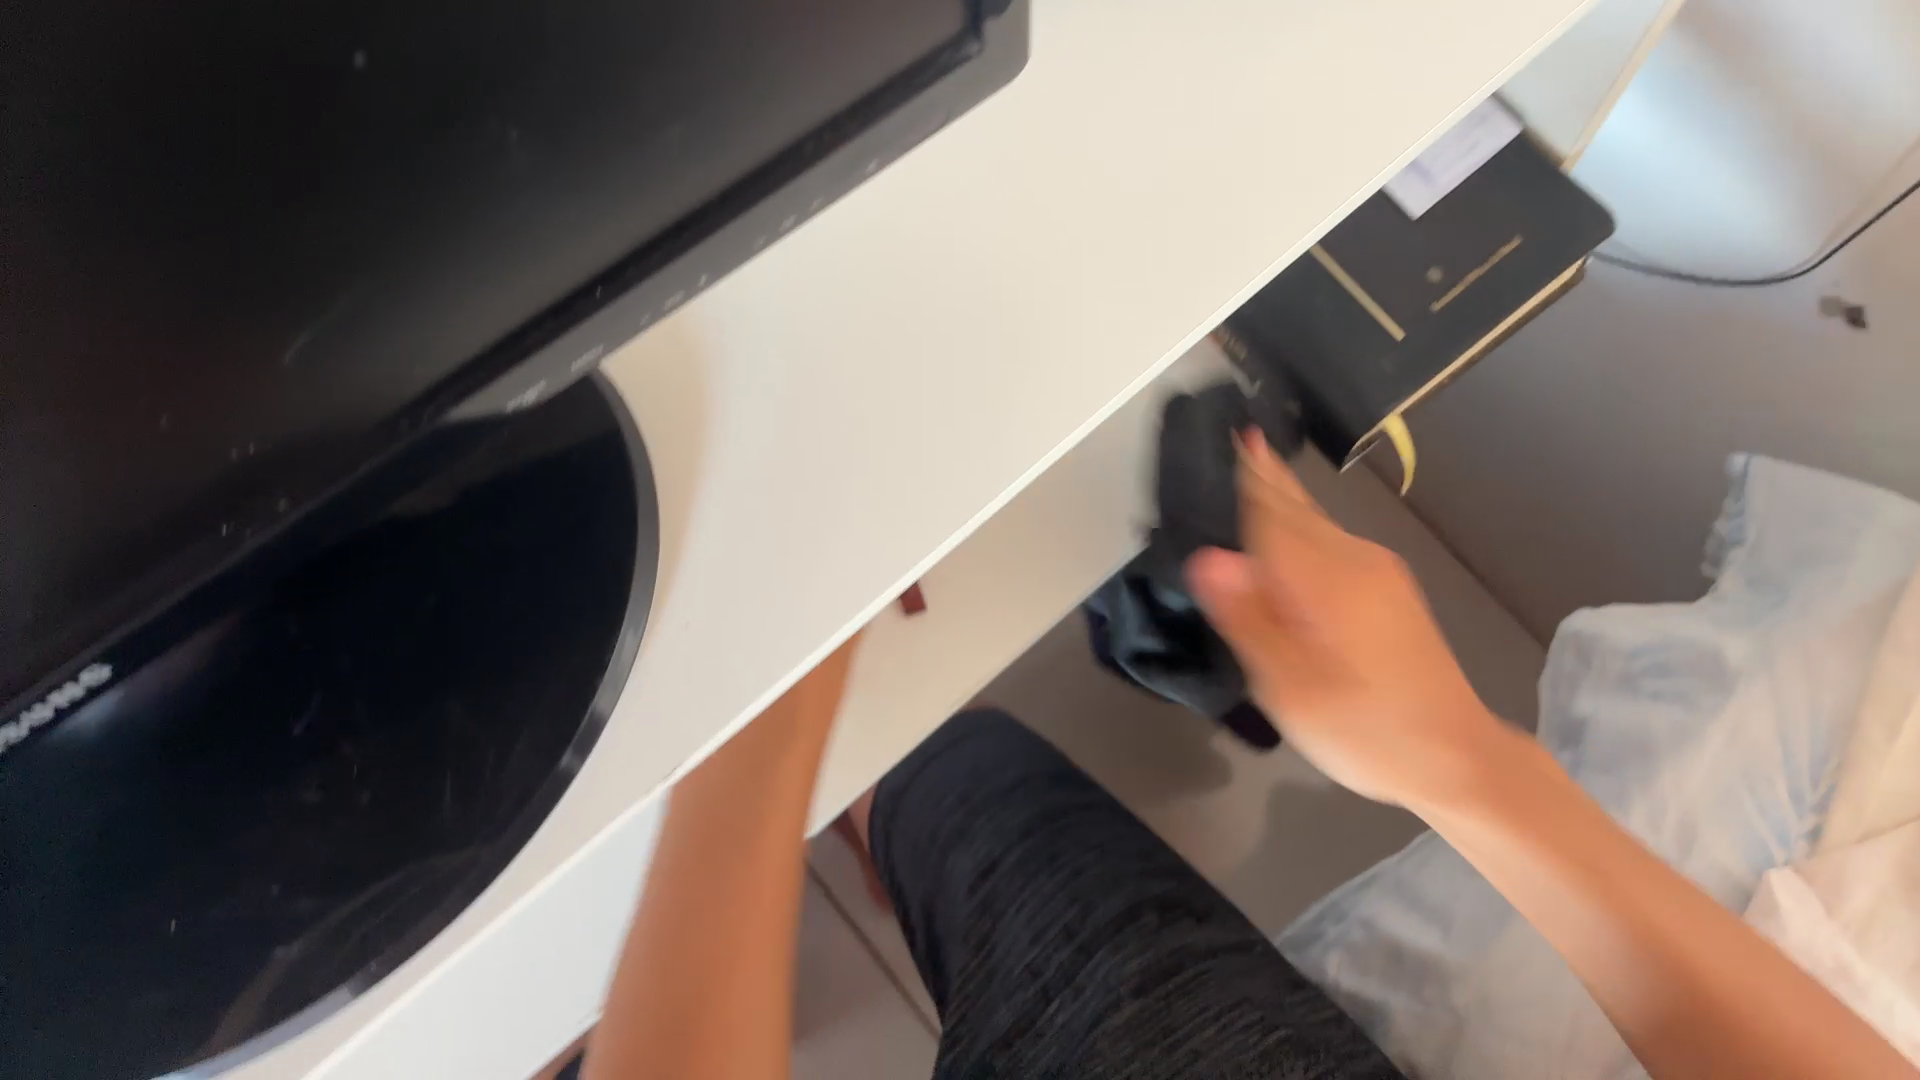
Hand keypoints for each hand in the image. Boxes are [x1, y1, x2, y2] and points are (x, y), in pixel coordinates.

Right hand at [1185, 434, 1510, 810]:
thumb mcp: (1291, 687)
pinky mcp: (1386, 588)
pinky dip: (1297, 519)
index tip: (1221, 435)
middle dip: (1262, 471)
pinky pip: (1327, 538)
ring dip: (1278, 492)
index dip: (1242, 475)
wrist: (1457, 758)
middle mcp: (1352, 559)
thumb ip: (1250, 619)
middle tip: (1233, 434)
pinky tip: (1285, 521)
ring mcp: (1375, 571)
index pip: (1269, 511)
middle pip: (1294, 506)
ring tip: (1250, 460)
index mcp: (1324, 578)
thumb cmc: (1363, 728)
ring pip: (1313, 519)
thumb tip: (1209, 557)